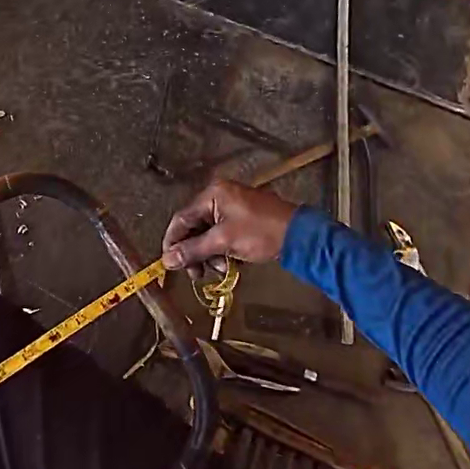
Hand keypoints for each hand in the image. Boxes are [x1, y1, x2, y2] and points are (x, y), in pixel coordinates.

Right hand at [161, 179, 297, 271]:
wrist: (302, 236)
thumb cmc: (261, 234)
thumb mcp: (223, 242)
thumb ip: (193, 250)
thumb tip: (167, 260)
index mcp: (212, 195)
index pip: (181, 219)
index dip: (173, 243)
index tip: (171, 264)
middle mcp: (219, 196)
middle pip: (194, 227)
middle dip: (194, 251)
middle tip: (197, 273)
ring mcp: (232, 206)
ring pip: (208, 233)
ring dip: (209, 253)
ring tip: (221, 268)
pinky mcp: (243, 218)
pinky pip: (222, 234)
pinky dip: (222, 249)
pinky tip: (229, 262)